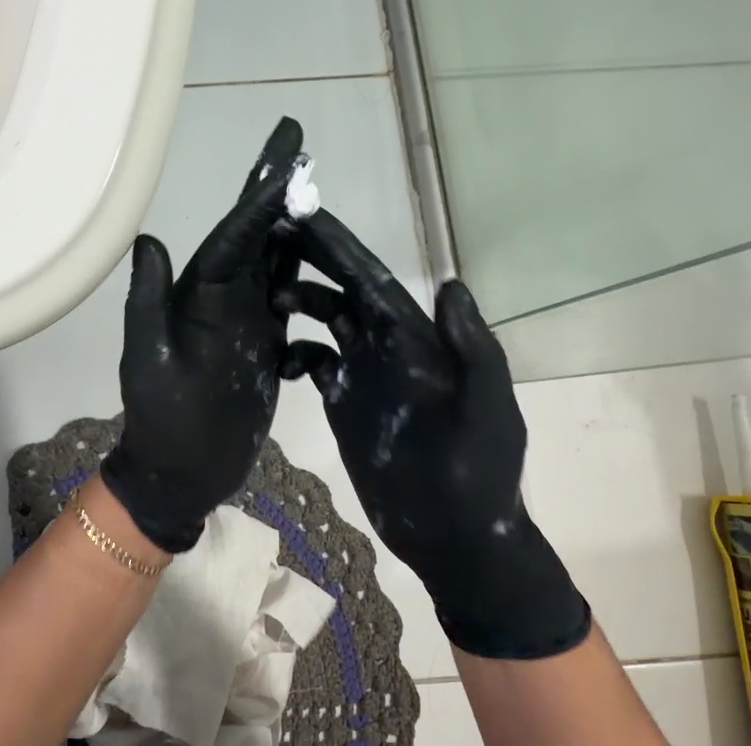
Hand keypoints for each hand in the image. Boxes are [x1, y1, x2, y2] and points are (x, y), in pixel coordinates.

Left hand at [101, 118, 304, 552]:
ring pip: (278, 259)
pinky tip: (330, 257)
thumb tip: (149, 239)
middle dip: (276, 189)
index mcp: (201, 292)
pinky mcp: (268, 343)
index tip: (287, 154)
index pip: (237, 232)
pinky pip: (293, 297)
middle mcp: (226, 294)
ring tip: (316, 192)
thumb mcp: (149, 359)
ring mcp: (249, 317)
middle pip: (258, 232)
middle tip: (298, 145)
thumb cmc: (163, 418)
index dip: (262, 193)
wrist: (181, 471)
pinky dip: (308, 273)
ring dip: (296, 224)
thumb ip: (149, 301)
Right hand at [280, 210, 589, 658]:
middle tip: (270, 229)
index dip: (339, 246)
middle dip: (311, 256)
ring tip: (265, 294)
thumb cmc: (478, 473)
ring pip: (325, 317)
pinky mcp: (345, 401)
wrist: (455, 536)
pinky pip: (314, 360)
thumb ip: (472, 350)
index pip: (373, 280)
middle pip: (344, 287)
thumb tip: (449, 283)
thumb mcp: (485, 411)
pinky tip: (278, 357)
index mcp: (419, 338)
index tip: (304, 213)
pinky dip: (294, 350)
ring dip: (297, 299)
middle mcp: (388, 344)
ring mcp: (364, 372)